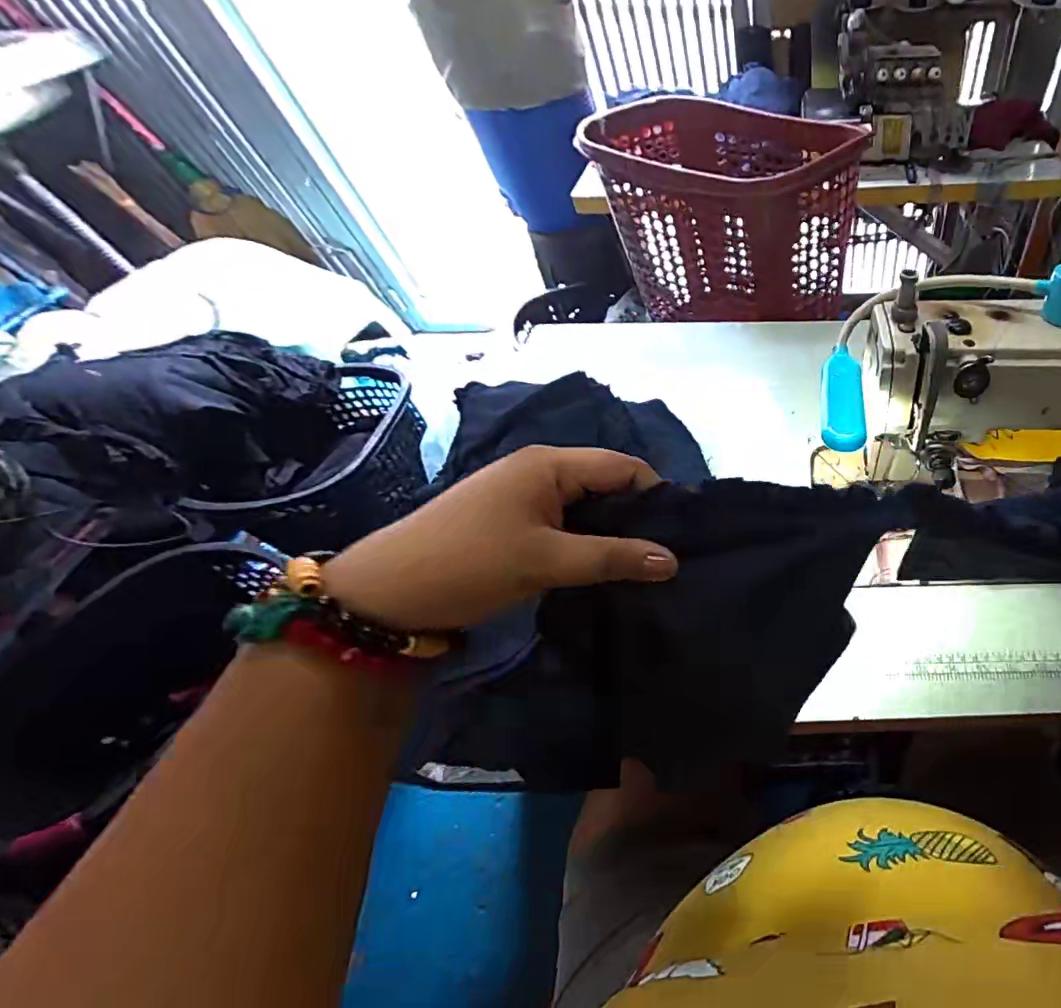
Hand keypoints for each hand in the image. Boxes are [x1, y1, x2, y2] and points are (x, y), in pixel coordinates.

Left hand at [322, 446, 677, 631]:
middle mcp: (540, 469)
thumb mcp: (546, 561)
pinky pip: (569, 520)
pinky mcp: (515, 519)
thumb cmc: (468, 565)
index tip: (678, 534)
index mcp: (548, 464)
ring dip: (613, 530)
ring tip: (638, 562)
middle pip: (608, 483)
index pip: (624, 467)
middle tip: (662, 553)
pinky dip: (589, 539)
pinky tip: (601, 564)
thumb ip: (612, 557)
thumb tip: (672, 561)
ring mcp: (525, 494)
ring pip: (589, 504)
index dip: (655, 495)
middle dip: (637, 515)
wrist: (382, 596)